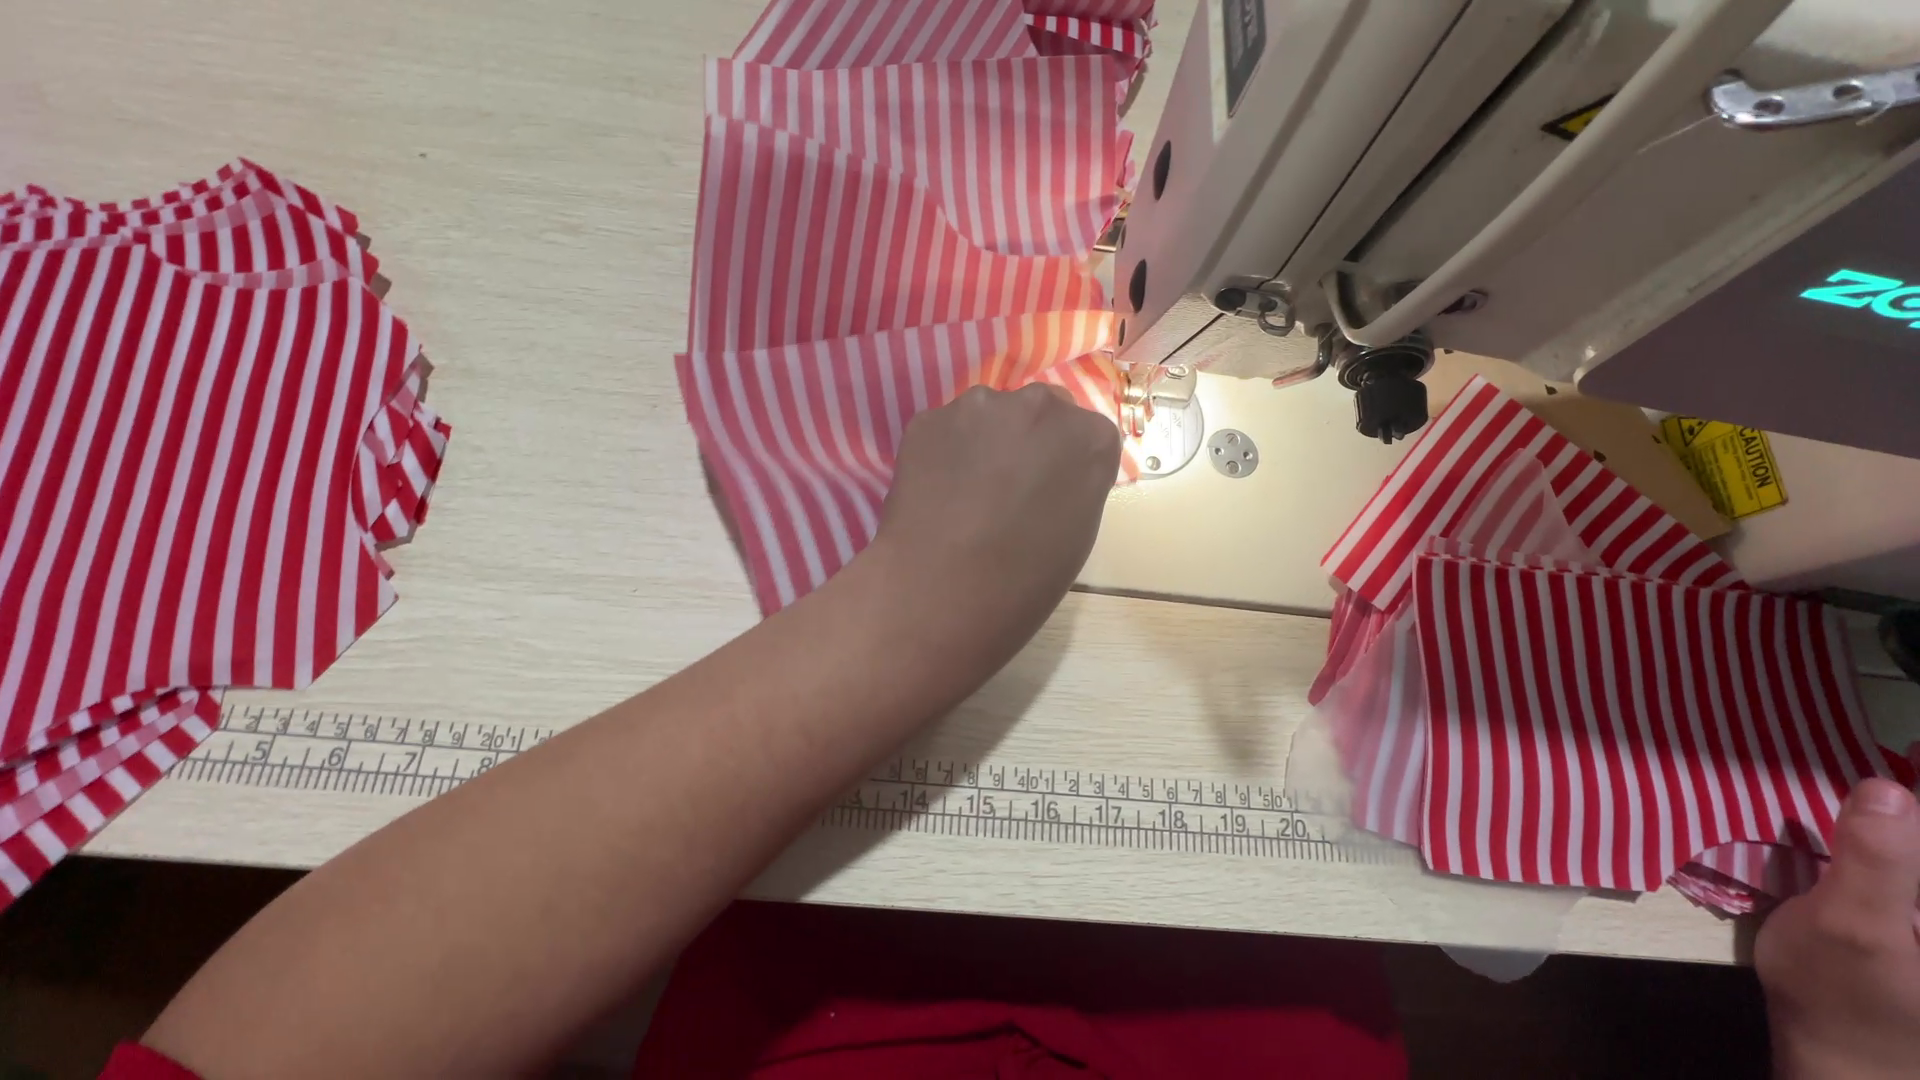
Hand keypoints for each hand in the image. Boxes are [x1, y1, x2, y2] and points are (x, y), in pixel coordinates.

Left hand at [856, 384, 1119, 676]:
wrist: (944, 590)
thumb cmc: (1026, 579)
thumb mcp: (1078, 532)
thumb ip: (1074, 484)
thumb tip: (1051, 476)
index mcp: (1090, 435)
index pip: (1085, 435)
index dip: (1065, 464)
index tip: (1050, 492)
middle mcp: (1039, 404)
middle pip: (1038, 413)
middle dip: (1026, 441)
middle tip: (1006, 490)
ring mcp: (978, 406)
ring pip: (986, 417)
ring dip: (983, 443)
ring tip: (964, 494)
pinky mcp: (928, 419)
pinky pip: (943, 432)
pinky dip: (942, 454)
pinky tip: (934, 494)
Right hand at [1756, 779, 1919, 1078]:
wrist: (1841, 1058)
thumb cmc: (1844, 995)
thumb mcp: (1849, 926)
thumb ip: (1874, 859)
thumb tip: (1885, 787)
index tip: (1908, 751)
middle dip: (1909, 801)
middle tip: (1890, 763)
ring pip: (1911, 847)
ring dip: (1898, 821)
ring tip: (1880, 792)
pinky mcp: (1914, 919)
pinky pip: (1902, 866)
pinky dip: (1890, 840)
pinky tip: (1870, 831)